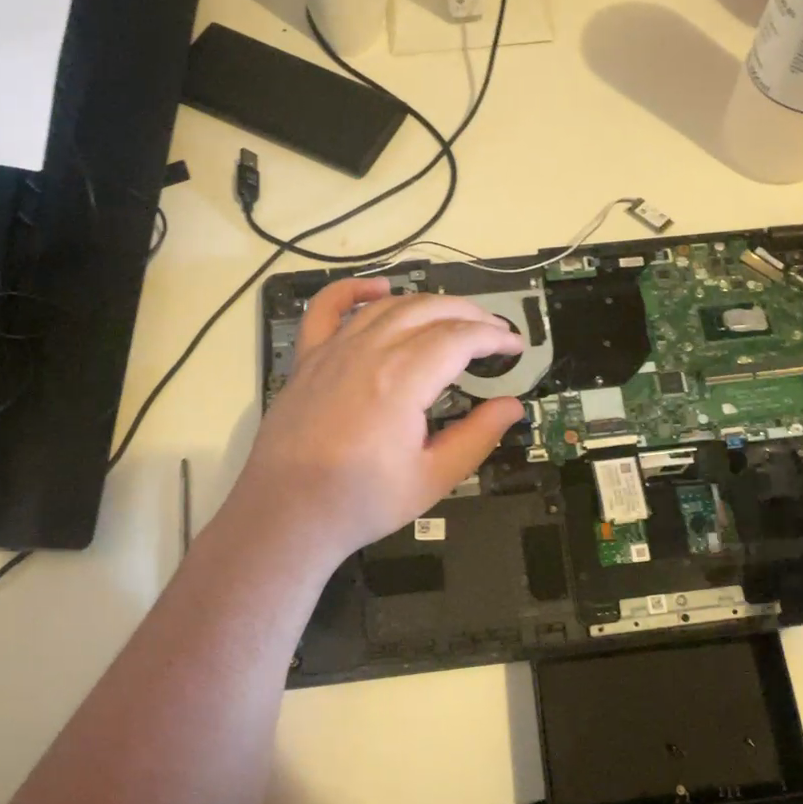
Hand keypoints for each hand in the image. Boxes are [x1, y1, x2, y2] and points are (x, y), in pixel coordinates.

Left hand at [227, 277, 525, 564]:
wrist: (287, 514)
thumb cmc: (362, 502)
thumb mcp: (432, 478)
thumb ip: (477, 437)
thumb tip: (511, 406)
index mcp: (402, 379)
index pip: (459, 338)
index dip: (493, 337)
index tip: (515, 347)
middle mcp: (368, 351)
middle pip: (428, 311)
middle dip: (469, 315)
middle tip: (495, 332)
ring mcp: (333, 350)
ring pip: (388, 306)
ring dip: (428, 304)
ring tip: (455, 318)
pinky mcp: (307, 359)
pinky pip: (327, 308)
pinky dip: (353, 291)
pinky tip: (378, 289)